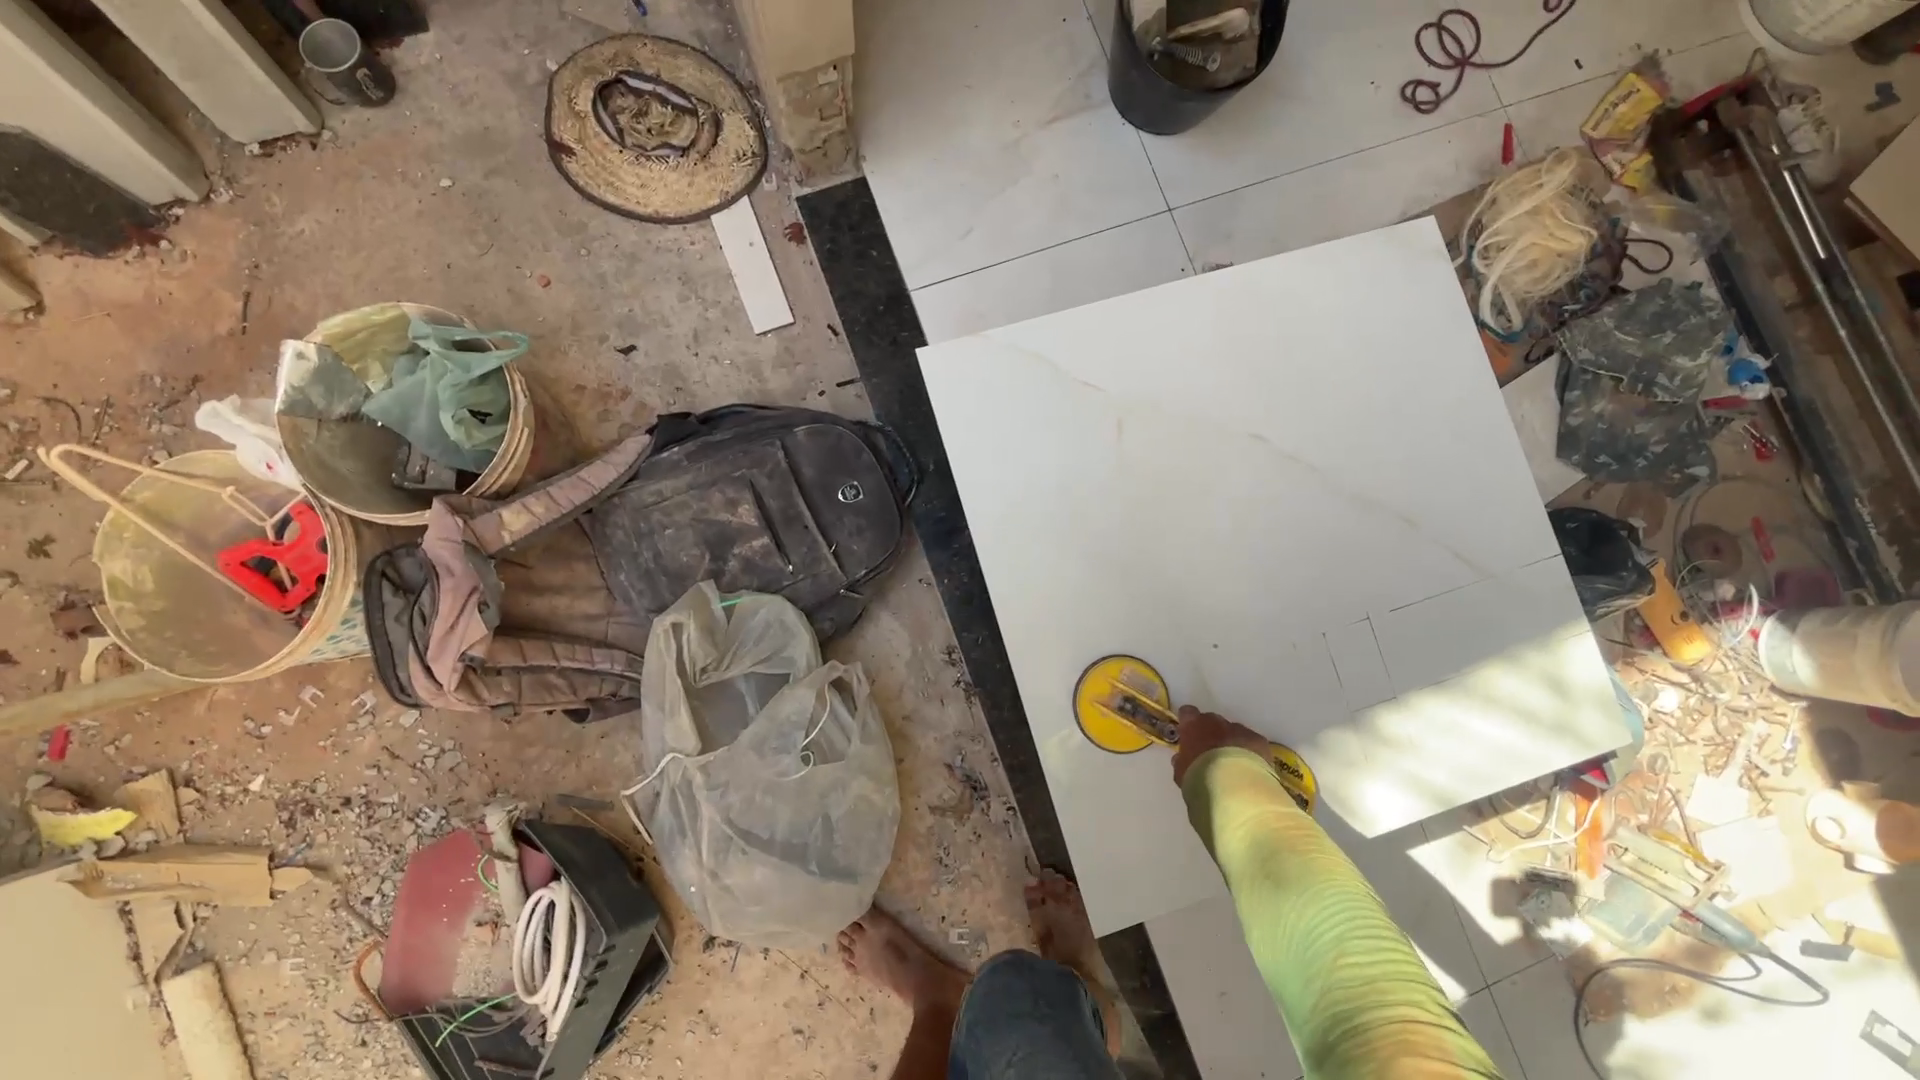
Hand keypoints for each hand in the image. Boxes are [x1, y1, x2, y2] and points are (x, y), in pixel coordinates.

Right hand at [1170, 705, 1270, 786]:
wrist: (1233, 786)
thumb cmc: (1199, 777)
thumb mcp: (1182, 772)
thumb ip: (1181, 761)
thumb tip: (1181, 758)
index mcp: (1193, 725)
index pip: (1187, 713)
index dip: (1188, 722)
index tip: (1188, 733)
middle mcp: (1216, 722)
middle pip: (1212, 721)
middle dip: (1211, 733)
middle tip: (1210, 753)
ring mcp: (1240, 729)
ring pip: (1234, 732)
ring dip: (1231, 743)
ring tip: (1232, 765)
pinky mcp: (1259, 740)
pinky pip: (1251, 743)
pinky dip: (1250, 752)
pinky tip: (1248, 768)